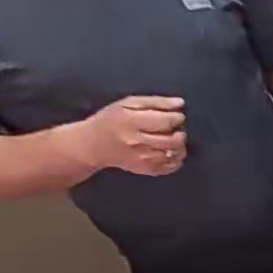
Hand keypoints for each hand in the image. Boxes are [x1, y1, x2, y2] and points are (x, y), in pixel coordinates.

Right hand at [73, 96, 187, 175]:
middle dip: (180, 131)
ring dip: (180, 144)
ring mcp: (144, 158)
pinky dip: (177, 157)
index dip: (177, 118)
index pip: (167, 121)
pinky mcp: (148, 170)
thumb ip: (156, 102)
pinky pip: (174, 165)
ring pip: (177, 152)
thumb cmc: (111, 120)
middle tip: (174, 128)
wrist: (92, 145)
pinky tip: (169, 150)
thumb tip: (180, 102)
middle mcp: (137, 142)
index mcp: (130, 122)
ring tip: (171, 138)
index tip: (175, 116)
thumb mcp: (127, 104)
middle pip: (175, 139)